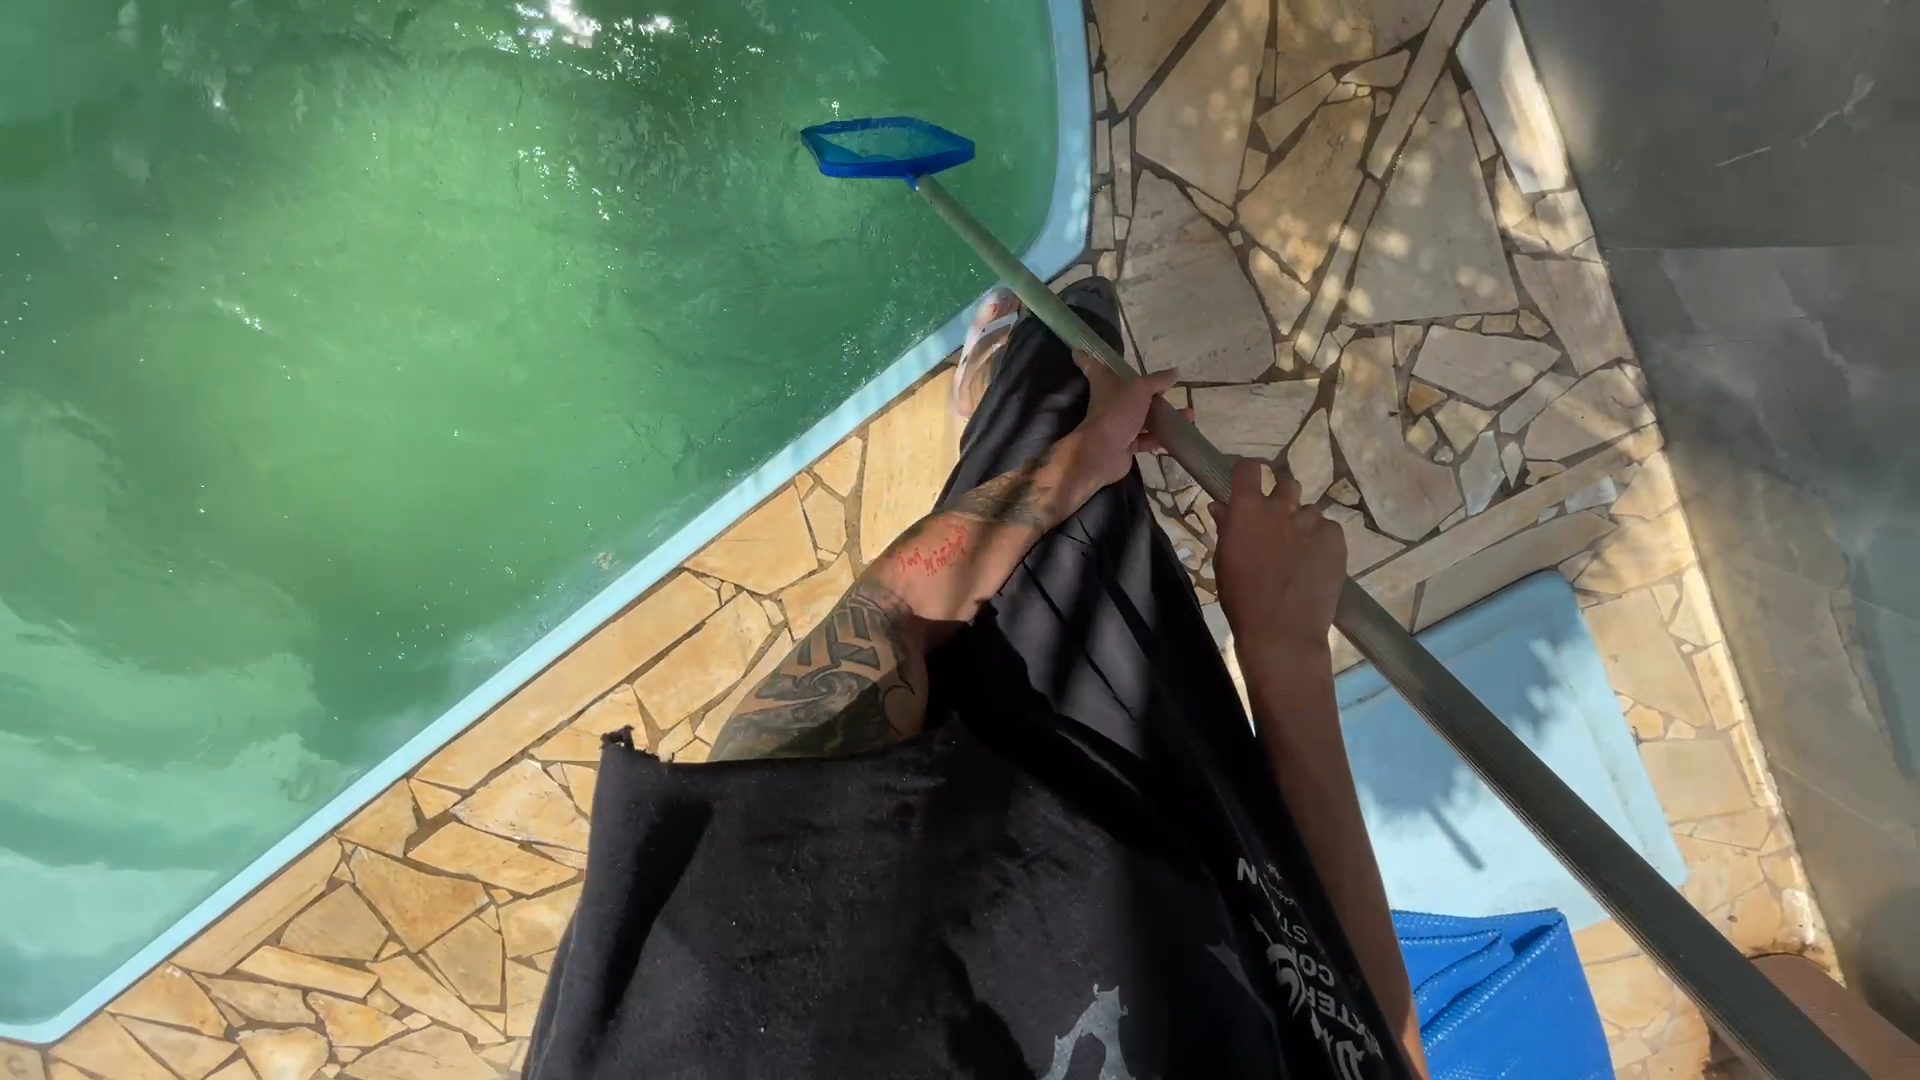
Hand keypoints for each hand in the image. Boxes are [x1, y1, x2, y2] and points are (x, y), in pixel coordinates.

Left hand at [1064, 351, 1186, 495]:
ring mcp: (1117, 425)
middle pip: (1128, 395)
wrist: (1104, 451)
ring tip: (1188, 415)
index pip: (1093, 367)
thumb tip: (1174, 372)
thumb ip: (1157, 381)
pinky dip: (1161, 437)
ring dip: (1164, 418)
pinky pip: (1146, 439)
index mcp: (1106, 384)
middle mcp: (1110, 404)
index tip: (1078, 350)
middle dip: (1149, 394)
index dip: (1086, 358)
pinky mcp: (1125, 445)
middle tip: (1169, 391)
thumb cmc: (1117, 411)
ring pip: (1143, 419)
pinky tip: (1179, 435)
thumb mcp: (1140, 389)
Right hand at [1209, 459, 1345, 664]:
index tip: (1247, 485)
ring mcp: (1312, 521)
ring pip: (1308, 511)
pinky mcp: (1336, 538)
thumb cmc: (1240, 596)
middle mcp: (1281, 507)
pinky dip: (1320, 541)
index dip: (1248, 474)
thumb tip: (1221, 506)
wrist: (1281, 629)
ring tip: (1297, 552)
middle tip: (1276, 525)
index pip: (1249, 469)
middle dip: (1281, 499)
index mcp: (1247, 509)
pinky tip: (1313, 565)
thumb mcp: (1223, 560)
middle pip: (1286, 484)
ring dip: (1301, 523)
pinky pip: (1327, 530)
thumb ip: (1226, 527)